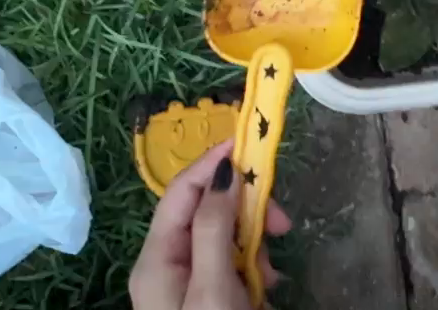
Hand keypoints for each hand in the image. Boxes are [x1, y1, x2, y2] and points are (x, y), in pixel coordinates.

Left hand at [129, 140, 292, 309]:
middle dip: (246, 207)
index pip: (183, 188)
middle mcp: (168, 262)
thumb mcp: (212, 286)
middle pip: (208, 208)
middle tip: (280, 221)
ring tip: (270, 271)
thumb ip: (215, 226)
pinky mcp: (207, 294)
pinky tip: (265, 283)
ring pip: (225, 232)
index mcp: (157, 257)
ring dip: (254, 239)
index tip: (251, 143)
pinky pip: (231, 260)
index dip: (215, 161)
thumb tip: (226, 167)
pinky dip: (253, 263)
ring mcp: (187, 279)